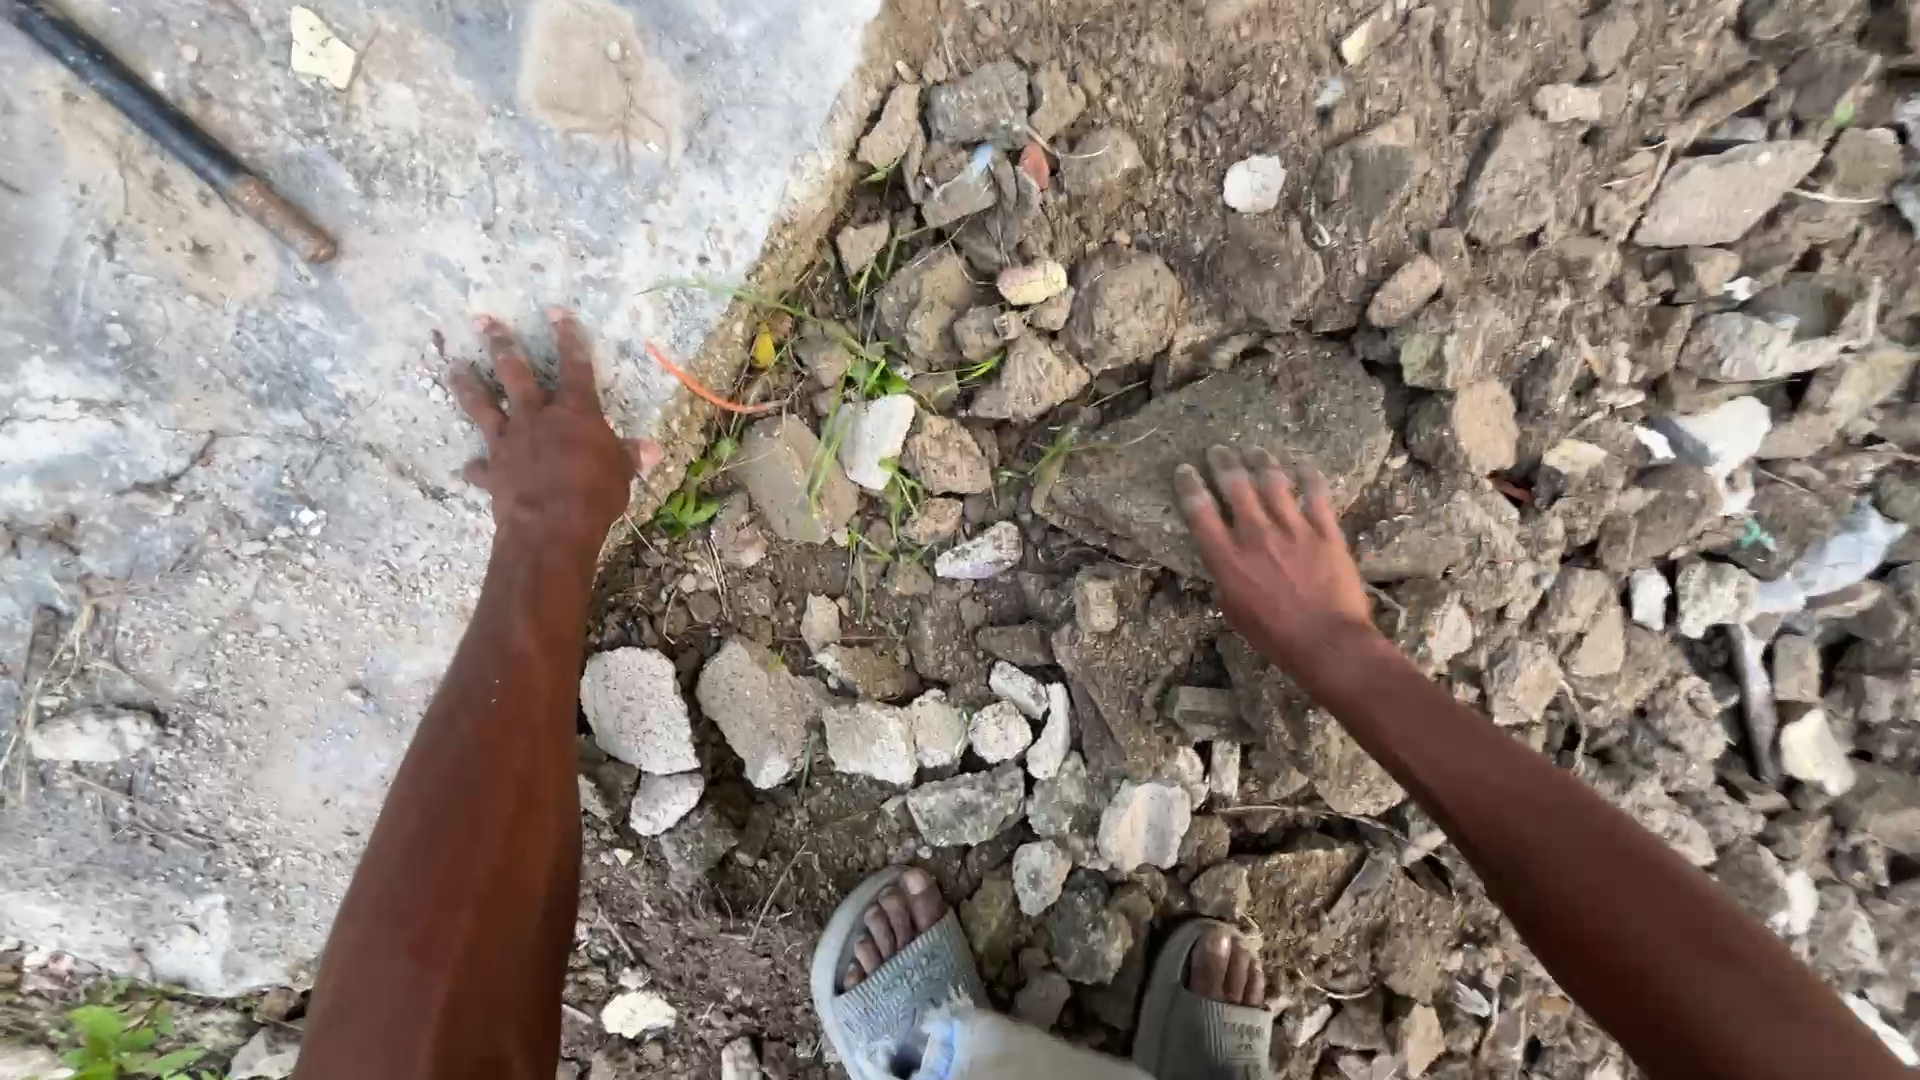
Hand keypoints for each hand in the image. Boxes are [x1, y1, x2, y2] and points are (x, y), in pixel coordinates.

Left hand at [450, 309, 662, 553]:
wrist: (552, 526)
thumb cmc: (596, 493)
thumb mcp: (622, 473)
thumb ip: (628, 457)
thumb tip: (650, 449)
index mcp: (575, 413)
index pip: (574, 366)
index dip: (568, 337)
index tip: (556, 311)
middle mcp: (537, 417)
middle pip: (514, 372)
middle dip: (500, 344)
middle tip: (482, 320)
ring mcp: (509, 441)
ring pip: (483, 405)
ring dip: (467, 384)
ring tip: (454, 365)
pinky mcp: (493, 470)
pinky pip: (481, 466)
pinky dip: (478, 466)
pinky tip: (471, 466)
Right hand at [1175, 446, 1380, 674]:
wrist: (1326, 642)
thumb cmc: (1273, 635)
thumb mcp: (1233, 611)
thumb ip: (1226, 579)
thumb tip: (1225, 565)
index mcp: (1228, 559)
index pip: (1200, 512)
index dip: (1190, 486)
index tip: (1185, 470)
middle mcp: (1256, 536)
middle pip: (1236, 487)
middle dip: (1223, 463)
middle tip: (1219, 450)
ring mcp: (1293, 530)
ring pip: (1273, 483)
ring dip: (1261, 463)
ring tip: (1256, 451)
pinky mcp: (1325, 532)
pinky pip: (1316, 495)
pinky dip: (1308, 476)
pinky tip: (1302, 466)